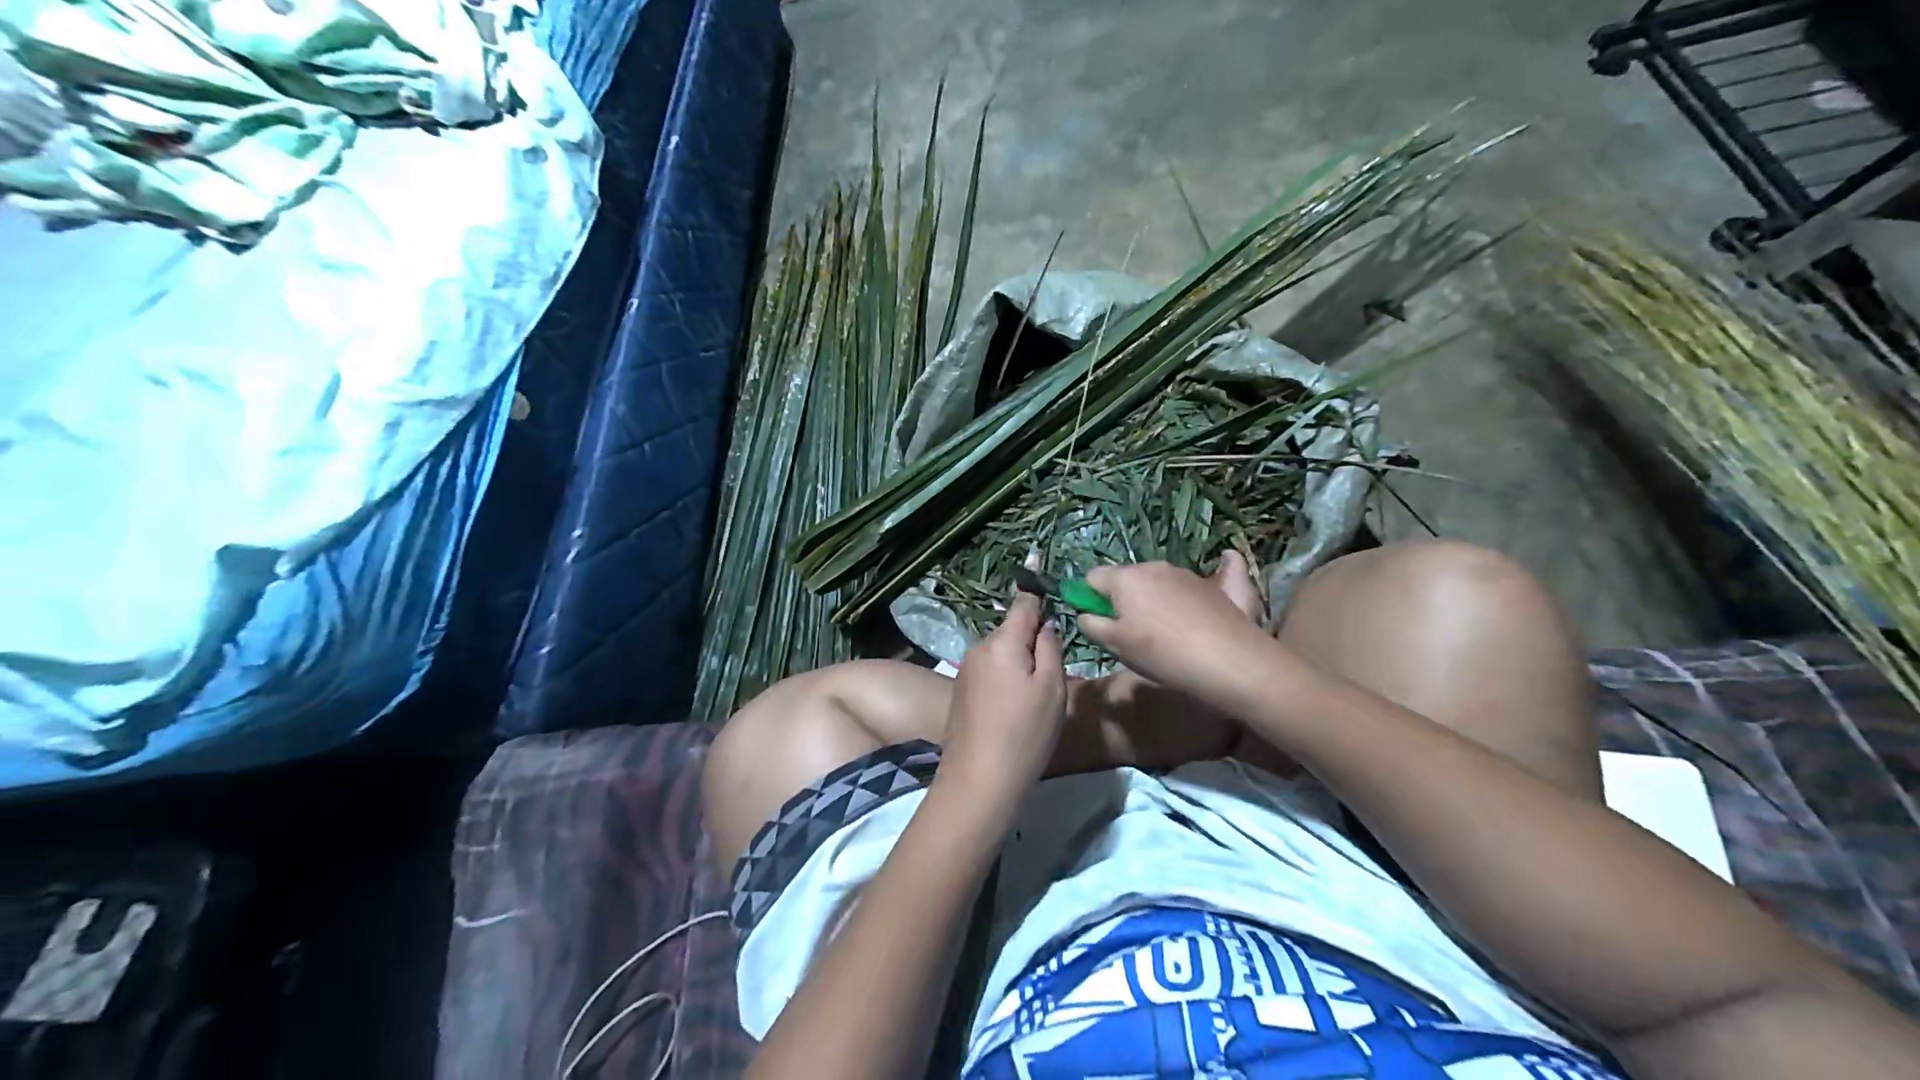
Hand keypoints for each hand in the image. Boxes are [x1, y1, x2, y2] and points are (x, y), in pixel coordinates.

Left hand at [941, 592, 1067, 800]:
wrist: (979, 778)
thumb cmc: (1025, 732)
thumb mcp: (1051, 688)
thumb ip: (1050, 648)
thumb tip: (1045, 625)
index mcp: (1003, 642)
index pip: (1022, 603)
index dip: (1033, 585)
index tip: (1037, 561)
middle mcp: (979, 648)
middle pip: (1011, 630)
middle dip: (1031, 637)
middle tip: (1055, 667)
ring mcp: (966, 670)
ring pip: (1001, 652)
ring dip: (1018, 660)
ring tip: (1036, 695)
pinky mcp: (961, 690)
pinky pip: (990, 670)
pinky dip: (1005, 677)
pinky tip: (1014, 707)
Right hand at [1077, 559, 1279, 706]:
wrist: (1228, 659)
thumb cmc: (1161, 653)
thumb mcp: (1115, 645)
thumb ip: (1091, 624)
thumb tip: (1086, 614)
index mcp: (1124, 578)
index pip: (1092, 577)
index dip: (1090, 597)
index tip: (1100, 620)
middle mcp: (1152, 567)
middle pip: (1126, 578)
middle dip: (1123, 598)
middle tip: (1131, 631)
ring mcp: (1184, 573)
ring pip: (1155, 582)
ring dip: (1152, 600)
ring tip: (1164, 633)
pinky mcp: (1210, 585)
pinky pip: (1185, 586)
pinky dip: (1181, 598)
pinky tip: (1194, 614)